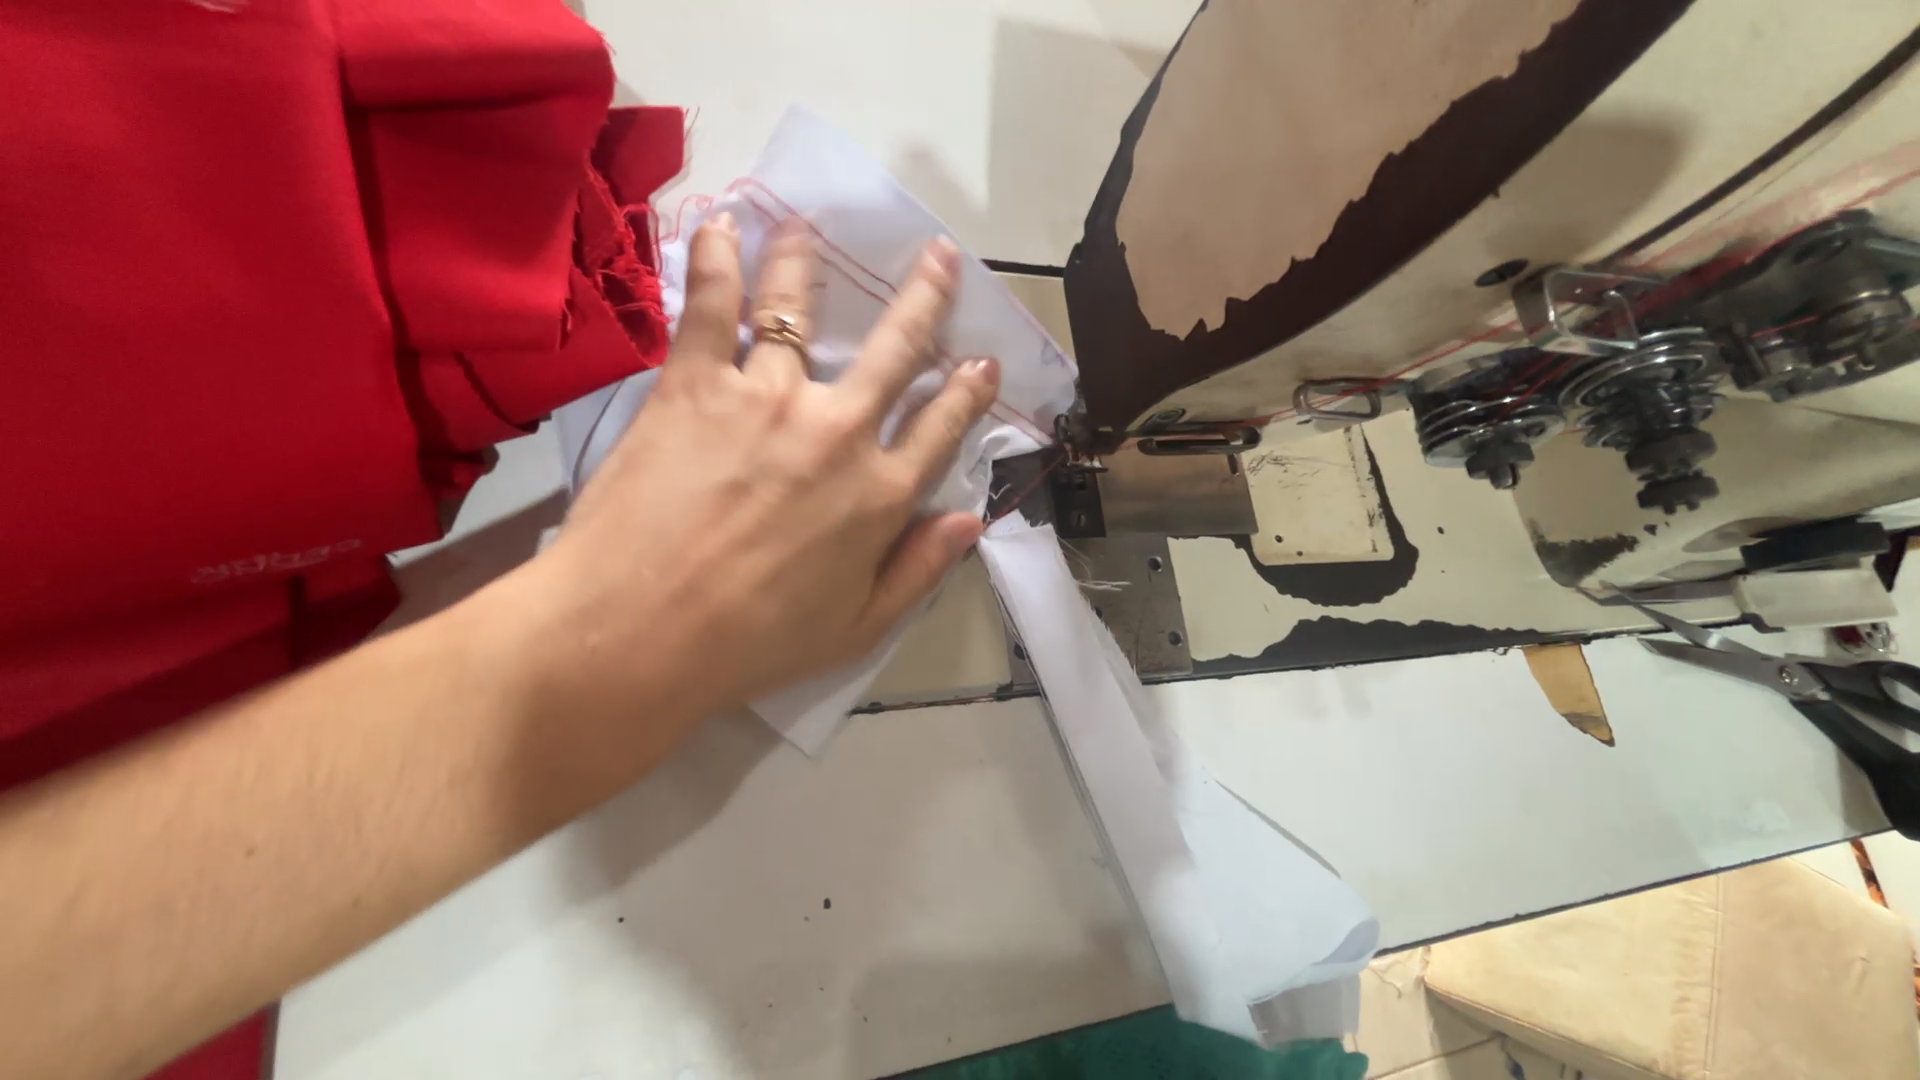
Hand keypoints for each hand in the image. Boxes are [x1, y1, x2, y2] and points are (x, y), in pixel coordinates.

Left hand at [519, 213, 999, 723]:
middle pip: (895, 349)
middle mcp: (838, 432)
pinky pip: (710, 306)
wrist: (638, 632)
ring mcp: (767, 399)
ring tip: (810, 227)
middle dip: (925, 298)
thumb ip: (919, 571)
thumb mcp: (857, 629)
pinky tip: (720, 225)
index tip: (983, 361)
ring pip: (800, 310)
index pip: (942, 427)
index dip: (969, 390)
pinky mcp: (696, 385)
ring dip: (810, 263)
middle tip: (940, 257)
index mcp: (880, 495)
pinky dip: (716, 259)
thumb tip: (972, 521)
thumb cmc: (751, 643)